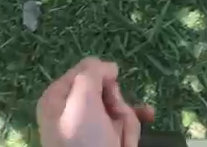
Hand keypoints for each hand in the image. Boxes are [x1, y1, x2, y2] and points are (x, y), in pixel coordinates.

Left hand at [37, 58, 154, 146]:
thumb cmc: (83, 143)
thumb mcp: (83, 99)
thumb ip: (93, 72)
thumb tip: (108, 66)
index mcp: (57, 99)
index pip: (84, 71)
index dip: (102, 77)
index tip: (112, 85)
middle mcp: (71, 113)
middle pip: (104, 92)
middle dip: (118, 105)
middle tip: (116, 120)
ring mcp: (89, 133)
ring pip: (118, 111)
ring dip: (128, 123)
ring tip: (126, 143)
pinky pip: (124, 128)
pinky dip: (135, 128)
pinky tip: (149, 116)